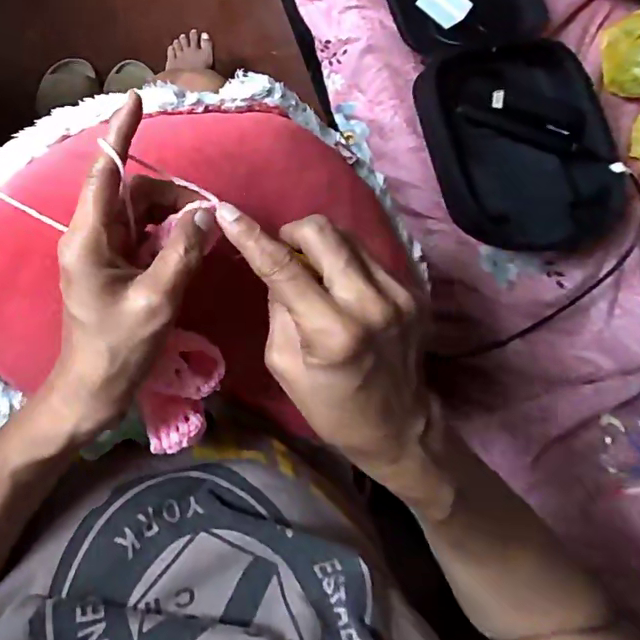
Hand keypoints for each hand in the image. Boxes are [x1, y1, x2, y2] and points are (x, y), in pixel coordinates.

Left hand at [28, 93, 213, 446]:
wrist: (92, 390)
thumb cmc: (116, 349)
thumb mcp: (156, 301)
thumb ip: (182, 253)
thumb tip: (207, 213)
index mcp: (88, 238)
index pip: (104, 171)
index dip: (121, 132)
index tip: (137, 98)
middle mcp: (91, 235)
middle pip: (133, 191)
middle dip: (172, 193)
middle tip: (210, 216)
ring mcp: (102, 250)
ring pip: (142, 211)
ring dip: (174, 214)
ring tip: (205, 233)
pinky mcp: (114, 265)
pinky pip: (144, 234)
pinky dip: (169, 233)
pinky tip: (192, 246)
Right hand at [216, 206, 439, 489]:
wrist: (400, 428)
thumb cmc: (330, 406)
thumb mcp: (283, 363)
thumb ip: (279, 308)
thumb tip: (277, 267)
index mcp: (333, 331)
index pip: (283, 268)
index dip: (251, 235)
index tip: (226, 211)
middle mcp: (370, 303)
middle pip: (323, 232)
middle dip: (291, 232)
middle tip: (283, 254)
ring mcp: (398, 293)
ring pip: (346, 235)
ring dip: (319, 245)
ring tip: (311, 272)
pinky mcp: (413, 290)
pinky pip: (366, 254)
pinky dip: (342, 260)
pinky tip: (339, 286)